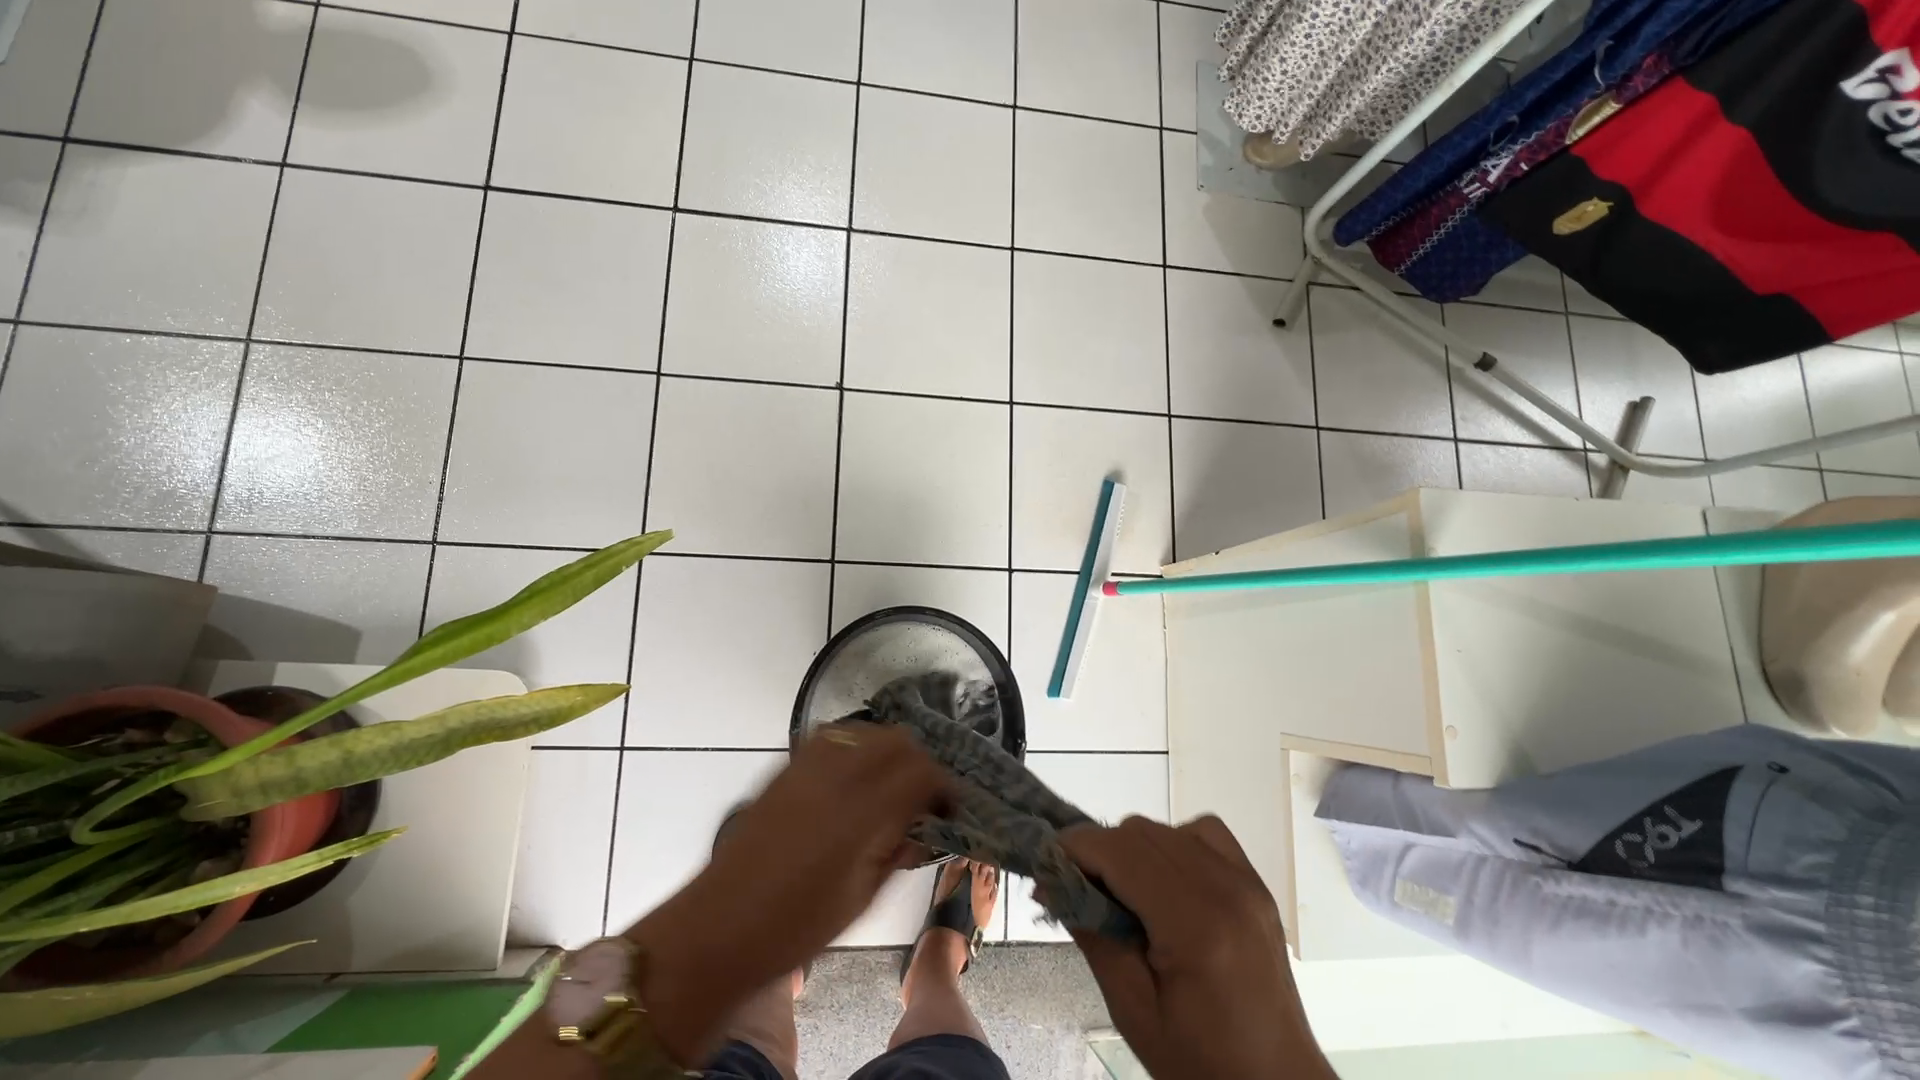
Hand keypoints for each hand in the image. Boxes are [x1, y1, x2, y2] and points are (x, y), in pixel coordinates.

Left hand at [627, 724, 949, 1063]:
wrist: (716, 928)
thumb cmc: (794, 928)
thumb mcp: (861, 898)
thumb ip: (896, 853)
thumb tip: (922, 830)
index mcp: (860, 815)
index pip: (921, 773)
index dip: (945, 787)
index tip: (950, 809)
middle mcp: (835, 778)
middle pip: (896, 740)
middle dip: (921, 763)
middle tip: (925, 798)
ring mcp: (805, 768)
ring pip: (864, 731)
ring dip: (888, 751)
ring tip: (891, 786)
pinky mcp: (783, 770)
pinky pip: (832, 738)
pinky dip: (856, 749)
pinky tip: (856, 780)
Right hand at [1062, 816, 1333, 1079]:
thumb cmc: (1199, 1060)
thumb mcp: (1132, 1010)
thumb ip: (1093, 936)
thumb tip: (1051, 883)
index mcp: (1196, 924)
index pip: (1120, 851)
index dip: (1074, 849)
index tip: (1046, 871)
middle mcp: (1226, 888)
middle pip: (1141, 833)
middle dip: (1098, 852)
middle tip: (1077, 893)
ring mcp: (1248, 882)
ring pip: (1168, 829)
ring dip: (1133, 849)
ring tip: (1122, 895)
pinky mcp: (1257, 885)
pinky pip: (1205, 834)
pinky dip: (1174, 844)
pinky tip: (1165, 883)